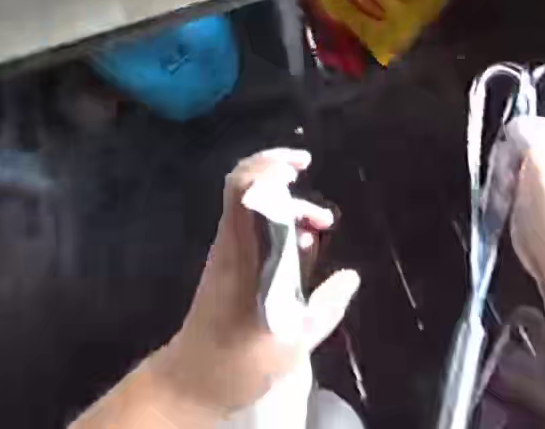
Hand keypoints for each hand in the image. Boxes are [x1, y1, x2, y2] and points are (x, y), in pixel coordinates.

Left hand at [148, 149, 360, 414]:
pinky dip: (278, 223)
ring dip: (285, 203)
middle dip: (276, 170)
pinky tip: (304, 242)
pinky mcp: (228, 262)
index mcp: (240, 251)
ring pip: (252, 206)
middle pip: (244, 185)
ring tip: (322, 222)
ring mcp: (227, 250)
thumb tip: (351, 276)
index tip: (296, 168)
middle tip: (306, 171)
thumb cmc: (238, 362)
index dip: (266, 167)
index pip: (241, 188)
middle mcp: (230, 241)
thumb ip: (324, 308)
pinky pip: (253, 227)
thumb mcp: (291, 343)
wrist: (193, 379)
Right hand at [497, 116, 544, 294]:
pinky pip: (510, 187)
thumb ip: (531, 140)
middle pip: (519, 147)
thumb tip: (519, 121)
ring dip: (501, 177)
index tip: (505, 147)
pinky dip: (502, 193)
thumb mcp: (539, 168)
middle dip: (504, 158)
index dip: (515, 131)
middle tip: (505, 176)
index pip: (535, 128)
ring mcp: (544, 191)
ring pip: (512, 168)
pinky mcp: (531, 209)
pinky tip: (503, 204)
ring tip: (504, 194)